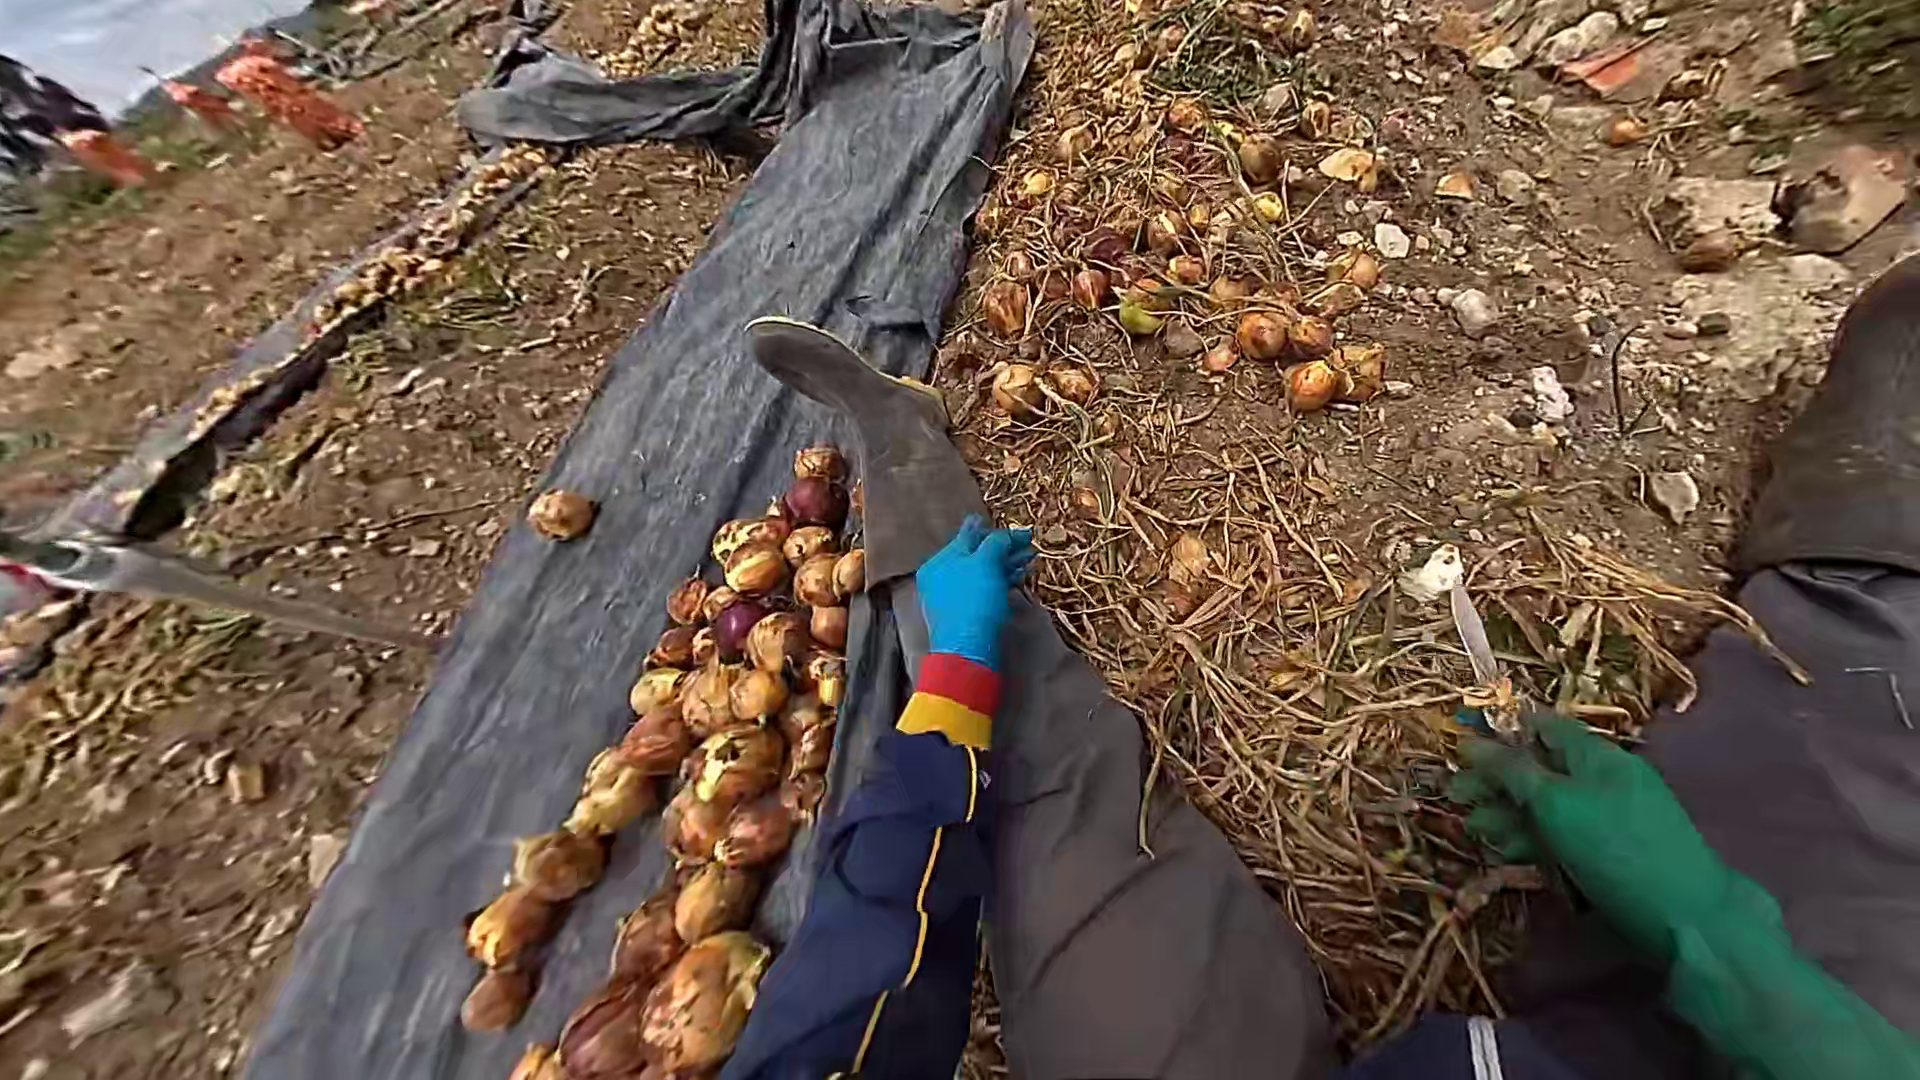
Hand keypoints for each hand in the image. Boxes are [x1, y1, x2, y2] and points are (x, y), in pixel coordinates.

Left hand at [915, 515, 1034, 670]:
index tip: (1015, 528)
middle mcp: (943, 578)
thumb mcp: (984, 563)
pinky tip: (1019, 579)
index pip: (969, 536)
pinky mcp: (968, 614)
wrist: (968, 650)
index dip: (994, 530)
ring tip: (1030, 559)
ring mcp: (955, 597)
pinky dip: (1003, 582)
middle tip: (1029, 544)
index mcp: (940, 562)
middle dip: (1005, 549)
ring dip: (1008, 565)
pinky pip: (986, 590)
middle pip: (978, 555)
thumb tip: (1005, 534)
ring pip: (984, 573)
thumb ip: (995, 543)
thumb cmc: (973, 601)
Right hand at [1449, 714, 1755, 960]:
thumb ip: (1507, 766)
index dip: (1499, 730)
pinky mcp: (1607, 850)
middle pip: (1533, 766)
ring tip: (1478, 831)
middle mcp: (1602, 779)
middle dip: (1491, 781)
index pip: (1539, 725)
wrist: (1689, 924)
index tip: (1462, 747)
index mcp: (1597, 756)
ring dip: (1503, 814)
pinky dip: (1530, 837)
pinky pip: (1559, 832)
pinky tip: (1508, 850)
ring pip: (1541, 803)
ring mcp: (1607, 815)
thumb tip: (1470, 741)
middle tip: (1456, 796)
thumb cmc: (1612, 845)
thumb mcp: (1551, 800)